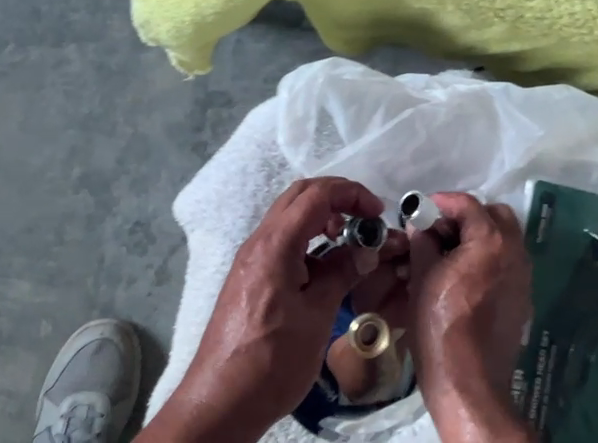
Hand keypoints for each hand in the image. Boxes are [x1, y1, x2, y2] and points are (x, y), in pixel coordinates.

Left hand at [142, 178, 388, 441]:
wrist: (220, 403)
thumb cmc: (271, 362)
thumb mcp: (316, 317)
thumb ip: (341, 274)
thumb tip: (366, 250)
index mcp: (274, 245)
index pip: (316, 195)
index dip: (351, 194)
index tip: (378, 212)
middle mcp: (258, 242)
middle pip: (299, 195)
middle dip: (337, 197)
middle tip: (366, 218)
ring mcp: (250, 259)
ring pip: (288, 216)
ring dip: (321, 217)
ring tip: (349, 242)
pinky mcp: (249, 277)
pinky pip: (281, 240)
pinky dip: (307, 238)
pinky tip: (325, 266)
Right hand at [408, 193, 534, 442]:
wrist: (469, 384)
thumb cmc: (440, 326)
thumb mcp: (422, 278)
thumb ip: (422, 243)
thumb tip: (420, 226)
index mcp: (491, 240)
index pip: (468, 204)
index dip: (443, 202)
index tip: (422, 208)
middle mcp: (515, 252)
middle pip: (495, 216)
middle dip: (468, 217)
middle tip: (440, 231)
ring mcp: (523, 277)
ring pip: (505, 240)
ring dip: (480, 237)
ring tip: (450, 254)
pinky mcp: (523, 299)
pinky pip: (508, 264)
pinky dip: (489, 260)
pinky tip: (465, 278)